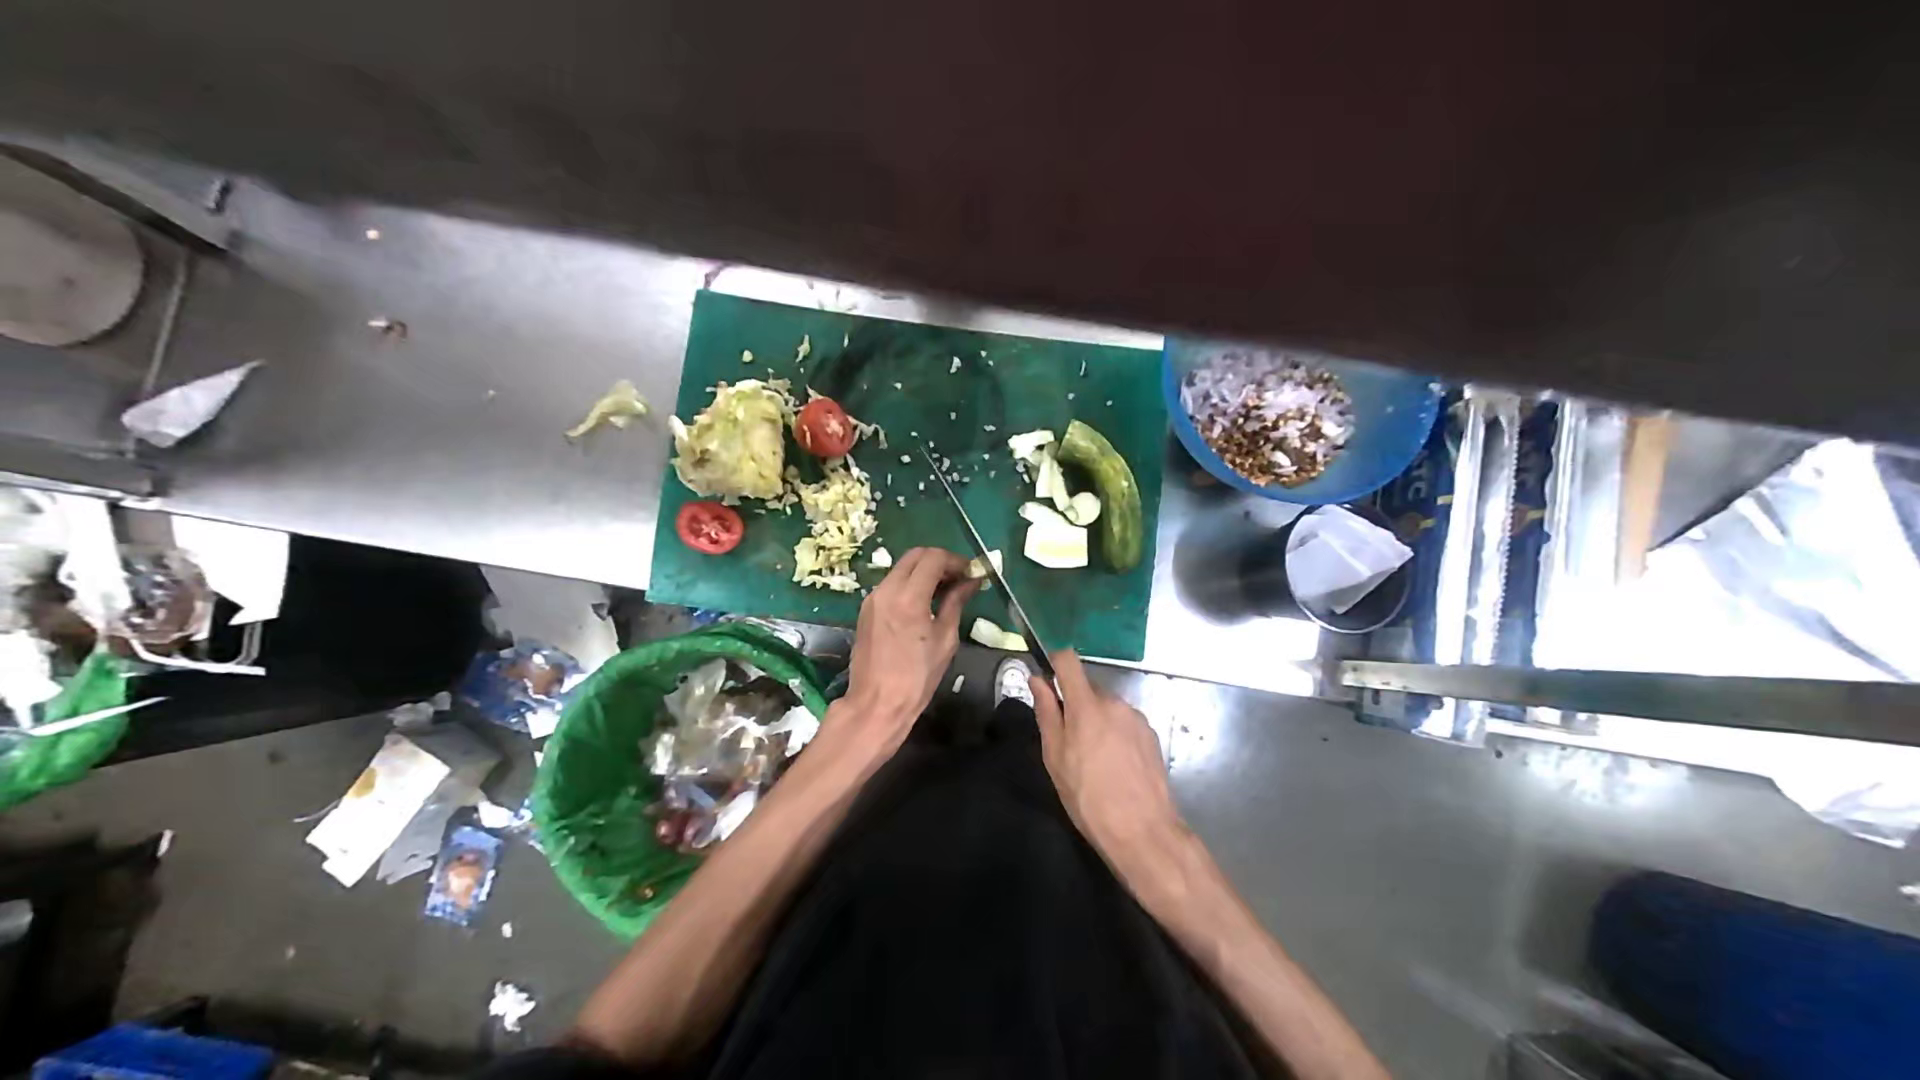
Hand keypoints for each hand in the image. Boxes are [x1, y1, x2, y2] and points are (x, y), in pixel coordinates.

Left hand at [838, 547, 979, 747]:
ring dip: (923, 571)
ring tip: (944, 590)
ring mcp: (872, 598)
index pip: (933, 558)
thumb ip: (956, 603)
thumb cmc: (917, 677)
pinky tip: (923, 601)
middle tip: (958, 578)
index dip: (956, 561)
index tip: (970, 573)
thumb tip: (971, 582)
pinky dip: (909, 583)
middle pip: (915, 556)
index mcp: (908, 597)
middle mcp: (886, 590)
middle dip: (939, 561)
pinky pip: (891, 584)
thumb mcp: (945, 639)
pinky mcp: (866, 608)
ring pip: (901, 568)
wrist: (877, 702)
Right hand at [1031, 649, 1185, 867]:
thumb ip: (1046, 713)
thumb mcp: (1055, 757)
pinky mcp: (1151, 734)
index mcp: (1087, 705)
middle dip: (1075, 704)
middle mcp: (1114, 702)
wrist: (1142, 830)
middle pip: (1088, 688)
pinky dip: (1115, 733)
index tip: (1047, 680)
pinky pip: (1124, 722)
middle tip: (1068, 740)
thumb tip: (1037, 680)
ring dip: (1096, 720)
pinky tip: (1115, 764)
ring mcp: (1136, 717)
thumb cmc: (1088, 796)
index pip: (1068, 660)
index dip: (1054, 663)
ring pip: (1107, 707)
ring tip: (1094, 758)